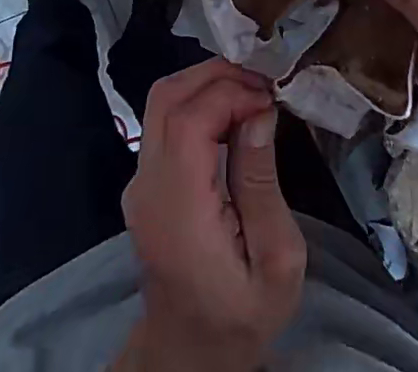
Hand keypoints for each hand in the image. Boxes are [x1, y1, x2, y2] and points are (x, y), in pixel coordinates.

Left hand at [118, 60, 305, 371]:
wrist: (189, 354)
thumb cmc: (242, 314)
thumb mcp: (277, 258)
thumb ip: (262, 182)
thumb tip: (259, 113)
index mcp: (177, 209)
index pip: (187, 120)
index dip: (232, 93)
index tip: (274, 101)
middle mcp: (147, 187)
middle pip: (167, 97)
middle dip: (220, 74)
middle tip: (267, 87)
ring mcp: (140, 183)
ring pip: (163, 101)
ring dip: (211, 83)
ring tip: (256, 96)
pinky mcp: (147, 182)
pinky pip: (168, 120)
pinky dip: (203, 100)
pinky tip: (238, 114)